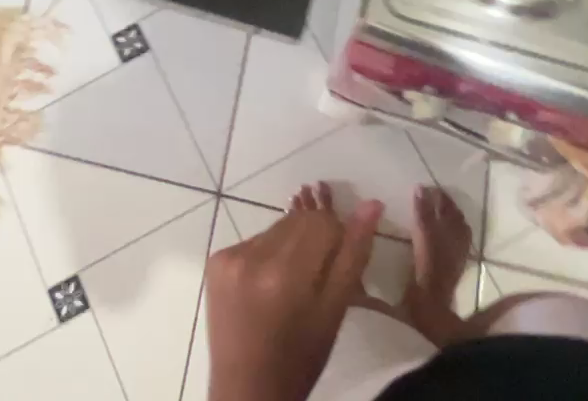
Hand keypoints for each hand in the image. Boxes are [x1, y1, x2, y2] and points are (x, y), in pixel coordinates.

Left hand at [205, 186, 382, 400]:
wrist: (246, 389)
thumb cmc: (300, 357)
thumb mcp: (334, 312)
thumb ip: (353, 255)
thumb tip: (372, 204)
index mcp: (285, 273)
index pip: (321, 222)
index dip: (337, 237)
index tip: (338, 264)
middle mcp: (252, 256)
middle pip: (297, 221)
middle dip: (313, 240)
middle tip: (315, 277)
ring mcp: (229, 256)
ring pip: (276, 228)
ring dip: (290, 246)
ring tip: (289, 285)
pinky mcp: (215, 260)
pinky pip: (253, 241)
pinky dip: (266, 255)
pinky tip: (266, 286)